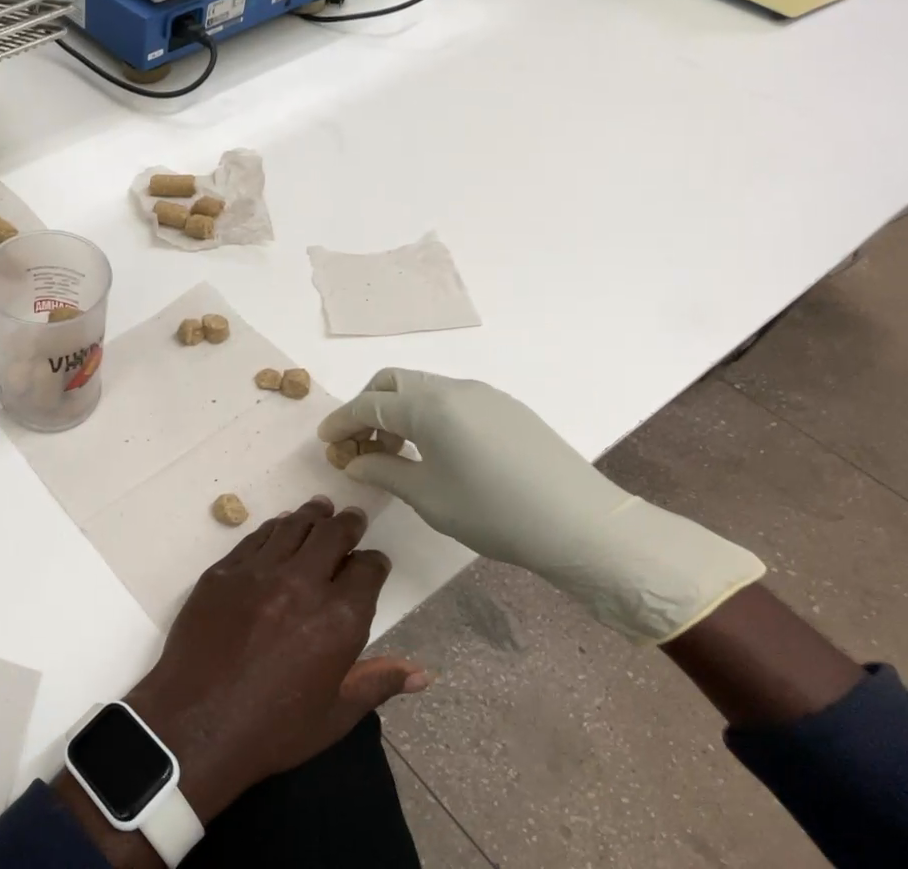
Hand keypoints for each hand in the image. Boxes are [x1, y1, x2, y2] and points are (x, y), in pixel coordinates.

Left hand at [123, 497, 427, 822]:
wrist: (196, 722)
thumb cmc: (274, 728)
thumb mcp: (335, 714)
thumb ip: (377, 682)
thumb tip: (421, 673)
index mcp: (340, 620)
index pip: (368, 570)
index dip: (374, 563)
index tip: (373, 562)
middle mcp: (302, 584)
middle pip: (331, 536)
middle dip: (347, 525)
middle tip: (352, 517)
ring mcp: (257, 574)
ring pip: (291, 528)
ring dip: (310, 516)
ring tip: (320, 507)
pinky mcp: (221, 573)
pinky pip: (254, 539)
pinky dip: (272, 529)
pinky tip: (278, 527)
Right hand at [316, 368, 764, 643]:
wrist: (582, 525)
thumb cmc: (493, 512)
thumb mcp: (427, 497)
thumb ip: (383, 471)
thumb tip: (354, 460)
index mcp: (429, 406)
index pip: (368, 405)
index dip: (341, 423)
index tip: (325, 443)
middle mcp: (454, 389)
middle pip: (393, 382)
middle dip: (367, 406)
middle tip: (359, 444)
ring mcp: (485, 396)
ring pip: (423, 389)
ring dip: (398, 411)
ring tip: (395, 452)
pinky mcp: (508, 410)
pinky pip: (451, 400)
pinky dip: (427, 415)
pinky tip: (434, 452)